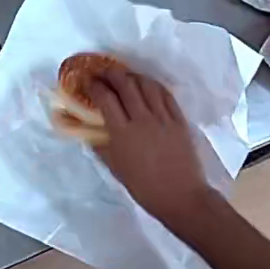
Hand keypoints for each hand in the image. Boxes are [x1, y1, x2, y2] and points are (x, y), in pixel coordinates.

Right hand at [85, 68, 221, 229]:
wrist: (181, 197)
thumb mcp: (116, 169)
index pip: (105, 98)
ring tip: (126, 75)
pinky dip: (154, 85)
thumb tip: (90, 134)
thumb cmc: (144, 187)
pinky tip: (149, 84)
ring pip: (147, 85)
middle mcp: (141, 119)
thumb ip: (101, 148)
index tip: (88, 82)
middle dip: (112, 74)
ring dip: (134, 76)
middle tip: (105, 72)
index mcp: (122, 133)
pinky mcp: (179, 120)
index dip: (95, 86)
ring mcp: (163, 118)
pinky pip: (166, 95)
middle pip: (125, 85)